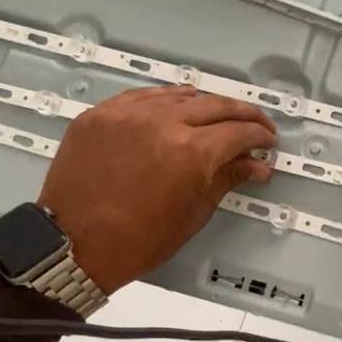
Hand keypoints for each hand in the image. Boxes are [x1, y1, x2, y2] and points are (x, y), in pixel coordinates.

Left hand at [39, 87, 275, 291]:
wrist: (74, 246)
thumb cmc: (140, 239)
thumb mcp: (194, 211)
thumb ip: (227, 178)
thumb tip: (256, 165)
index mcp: (191, 152)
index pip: (238, 131)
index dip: (259, 135)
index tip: (266, 141)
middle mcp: (162, 123)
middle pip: (215, 105)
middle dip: (242, 115)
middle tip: (255, 124)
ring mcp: (127, 115)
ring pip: (179, 95)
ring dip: (205, 104)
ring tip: (217, 115)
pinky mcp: (100, 115)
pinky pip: (142, 96)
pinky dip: (166, 100)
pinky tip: (175, 108)